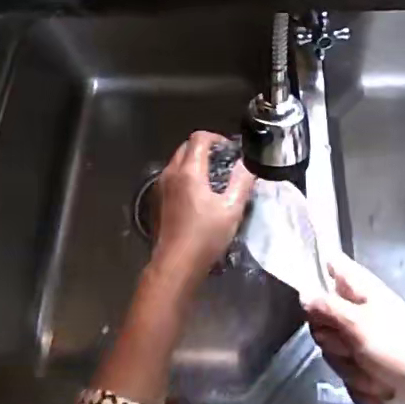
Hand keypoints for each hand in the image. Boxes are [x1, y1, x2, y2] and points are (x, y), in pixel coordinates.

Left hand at [148, 131, 254, 287]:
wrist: (175, 266)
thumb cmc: (205, 237)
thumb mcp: (231, 210)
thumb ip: (241, 182)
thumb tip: (247, 165)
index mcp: (189, 171)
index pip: (199, 138)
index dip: (216, 138)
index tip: (229, 151)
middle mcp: (171, 173)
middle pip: (186, 146)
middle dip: (205, 148)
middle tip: (223, 162)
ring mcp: (160, 187)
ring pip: (177, 161)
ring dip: (194, 161)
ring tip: (212, 178)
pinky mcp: (157, 200)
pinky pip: (171, 176)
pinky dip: (184, 175)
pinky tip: (197, 195)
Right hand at [303, 253, 404, 403]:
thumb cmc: (402, 349)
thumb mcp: (358, 326)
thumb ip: (327, 308)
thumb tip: (303, 294)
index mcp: (361, 288)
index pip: (330, 266)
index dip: (316, 281)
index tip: (318, 309)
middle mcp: (362, 309)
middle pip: (325, 320)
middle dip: (335, 345)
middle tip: (352, 350)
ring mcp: (369, 339)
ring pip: (338, 353)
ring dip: (354, 372)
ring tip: (376, 378)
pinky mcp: (375, 367)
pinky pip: (353, 376)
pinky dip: (365, 390)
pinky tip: (381, 396)